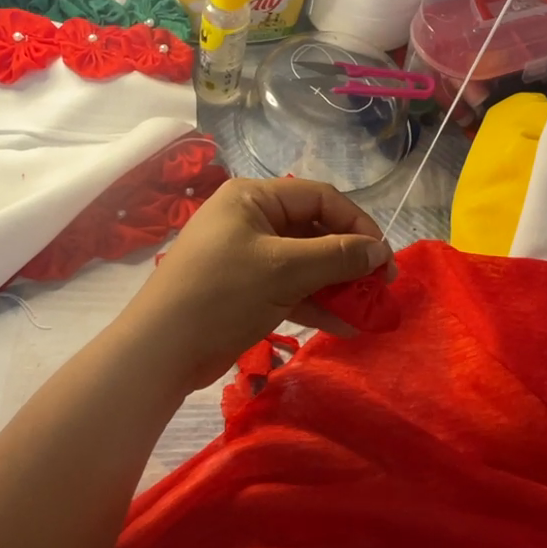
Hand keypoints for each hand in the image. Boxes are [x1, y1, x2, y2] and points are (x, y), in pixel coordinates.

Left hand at [118, 177, 391, 391]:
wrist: (162, 350)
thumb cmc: (222, 294)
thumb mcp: (284, 270)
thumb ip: (336, 257)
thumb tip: (380, 251)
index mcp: (253, 197)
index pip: (320, 198)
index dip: (357, 224)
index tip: (384, 258)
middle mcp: (251, 219)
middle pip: (314, 230)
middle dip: (349, 259)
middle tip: (380, 288)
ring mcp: (247, 256)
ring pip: (305, 263)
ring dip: (337, 285)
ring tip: (370, 311)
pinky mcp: (246, 289)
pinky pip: (290, 288)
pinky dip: (316, 303)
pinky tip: (345, 326)